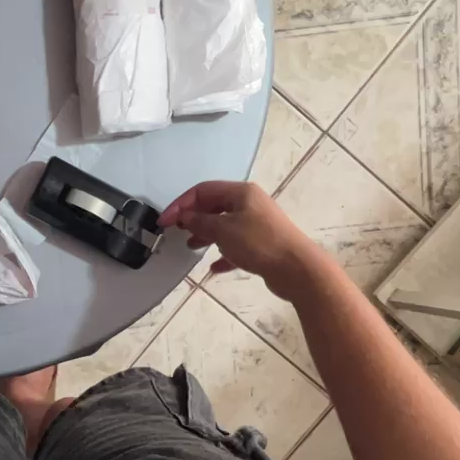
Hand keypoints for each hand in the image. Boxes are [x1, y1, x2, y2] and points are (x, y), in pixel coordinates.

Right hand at [159, 181, 319, 298]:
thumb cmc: (258, 243)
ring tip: (191, 247)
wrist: (296, 268)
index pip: (203, 191)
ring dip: (205, 234)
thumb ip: (200, 222)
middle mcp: (249, 204)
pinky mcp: (261, 244)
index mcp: (240, 193)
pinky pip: (236, 246)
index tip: (164, 222)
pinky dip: (223, 253)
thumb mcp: (223, 230)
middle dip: (193, 218)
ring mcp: (256, 224)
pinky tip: (214, 267)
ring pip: (224, 225)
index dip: (180, 204)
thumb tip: (185, 216)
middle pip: (213, 206)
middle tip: (176, 231)